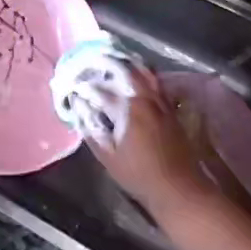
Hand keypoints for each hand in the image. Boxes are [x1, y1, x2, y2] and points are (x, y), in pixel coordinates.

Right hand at [87, 71, 217, 217]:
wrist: (177, 186)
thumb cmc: (139, 175)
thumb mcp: (108, 157)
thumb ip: (92, 129)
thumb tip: (79, 109)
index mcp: (127, 108)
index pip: (100, 90)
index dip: (84, 87)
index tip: (73, 86)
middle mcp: (145, 98)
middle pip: (124, 72)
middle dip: (106, 66)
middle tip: (93, 64)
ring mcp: (161, 101)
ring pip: (144, 74)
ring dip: (127, 66)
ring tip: (114, 63)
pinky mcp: (171, 108)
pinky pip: (157, 84)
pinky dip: (145, 76)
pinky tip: (138, 77)